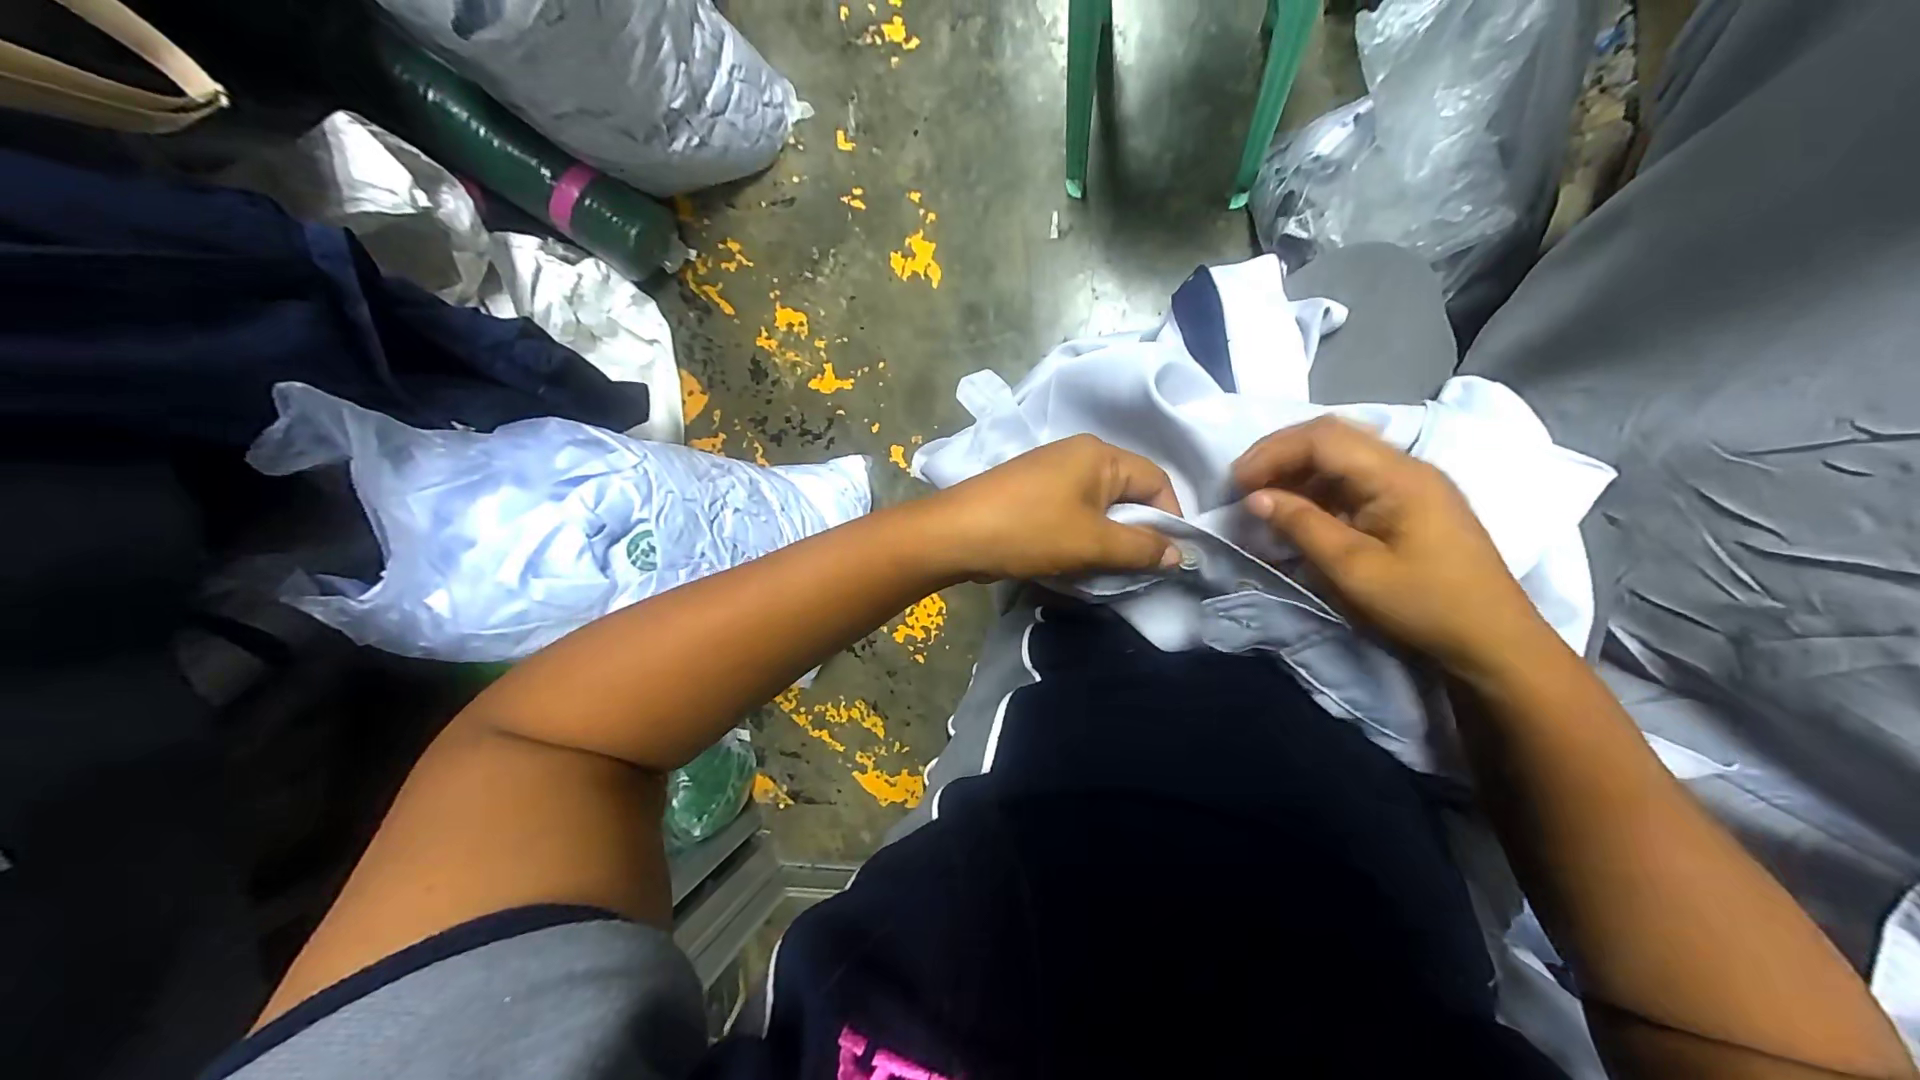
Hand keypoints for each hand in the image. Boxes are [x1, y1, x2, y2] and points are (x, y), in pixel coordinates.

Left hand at [923, 435, 1181, 581]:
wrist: (954, 534)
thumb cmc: (1031, 531)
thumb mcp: (1093, 543)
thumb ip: (1142, 548)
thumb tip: (1180, 555)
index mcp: (1100, 455)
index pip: (1157, 480)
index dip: (1171, 518)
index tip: (1169, 557)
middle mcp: (1079, 452)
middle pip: (1129, 491)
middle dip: (1138, 530)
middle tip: (1137, 566)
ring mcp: (1051, 469)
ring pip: (1100, 504)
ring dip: (1108, 536)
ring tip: (1104, 567)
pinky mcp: (1031, 489)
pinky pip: (1073, 509)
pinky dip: (1082, 533)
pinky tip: (1074, 558)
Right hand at [1232, 417, 1552, 677]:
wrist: (1494, 640)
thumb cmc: (1423, 605)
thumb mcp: (1353, 569)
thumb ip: (1302, 525)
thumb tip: (1256, 498)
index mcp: (1398, 476)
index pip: (1323, 438)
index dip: (1273, 452)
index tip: (1236, 482)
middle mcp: (1407, 466)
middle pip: (1333, 436)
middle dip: (1280, 453)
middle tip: (1244, 483)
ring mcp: (1413, 482)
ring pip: (1343, 454)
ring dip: (1297, 468)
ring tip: (1264, 496)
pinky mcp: (1412, 501)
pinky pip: (1356, 477)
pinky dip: (1319, 485)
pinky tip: (1300, 508)